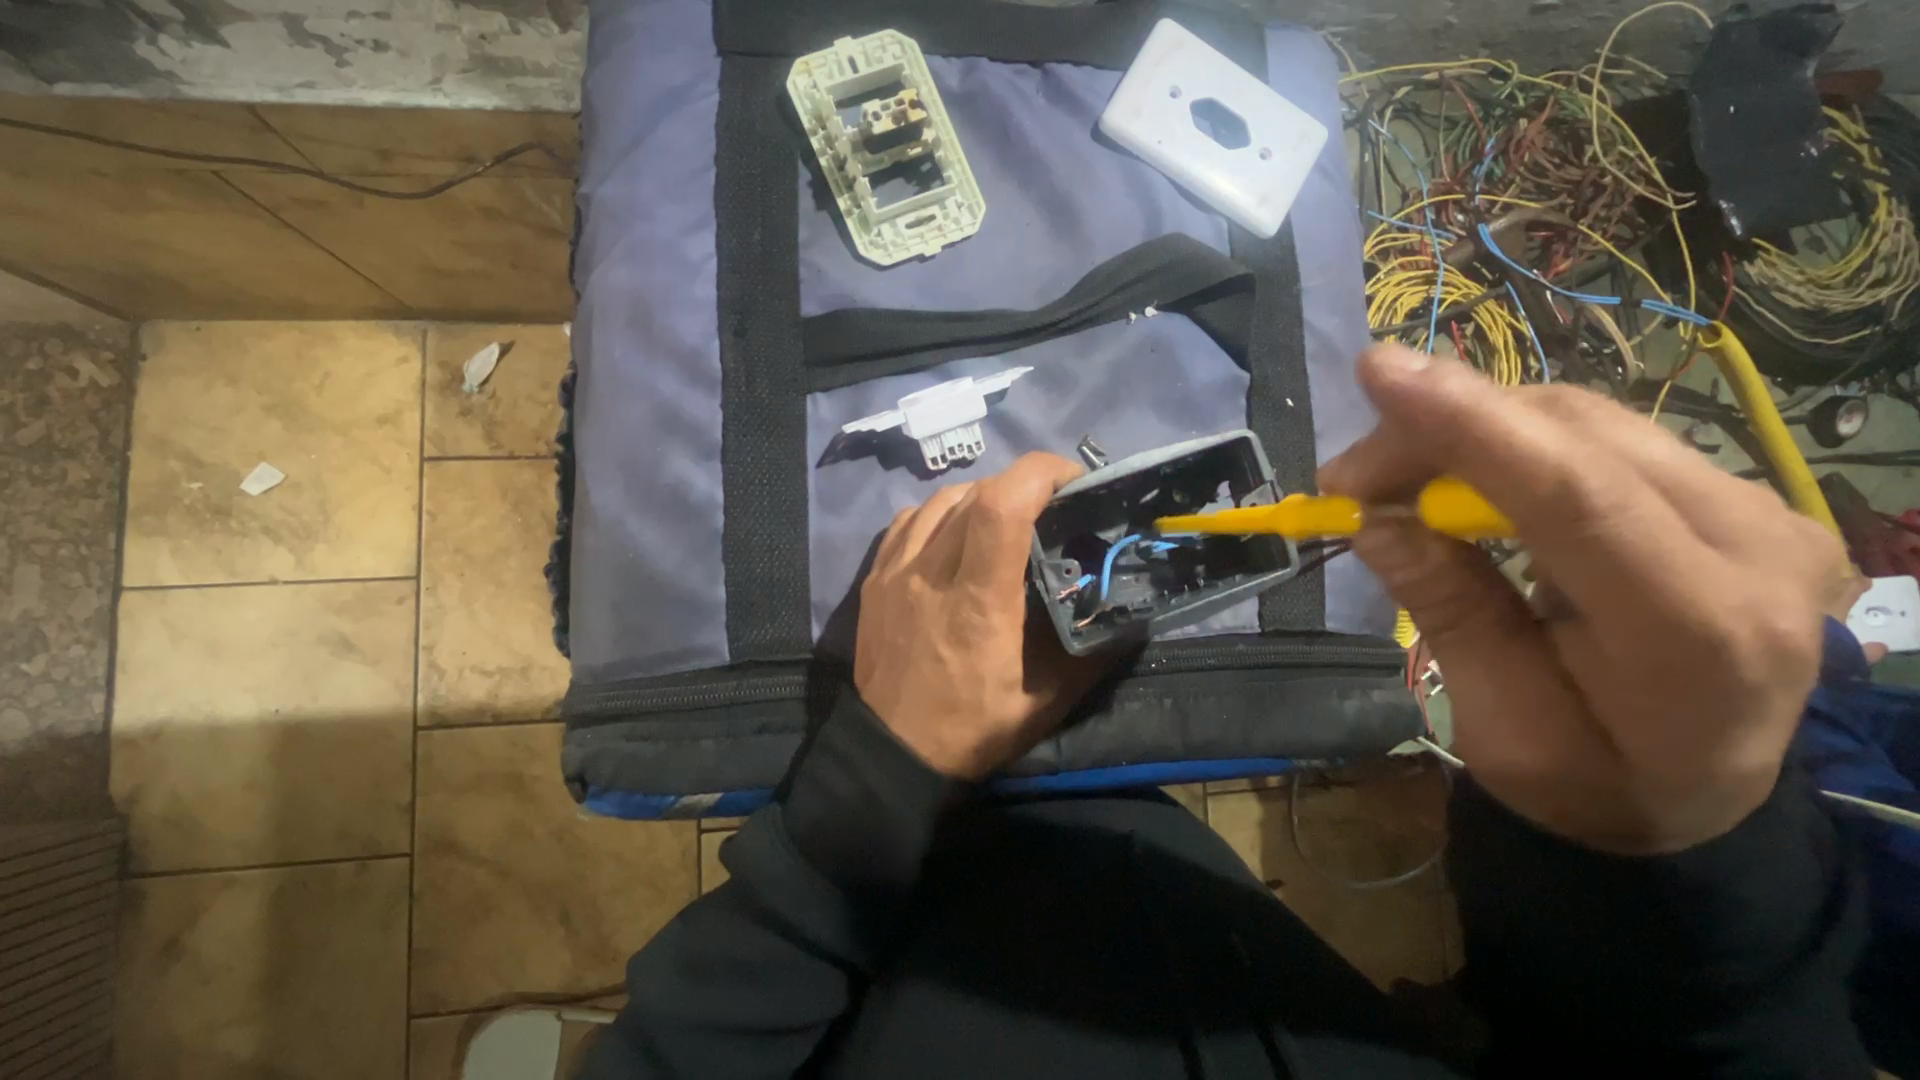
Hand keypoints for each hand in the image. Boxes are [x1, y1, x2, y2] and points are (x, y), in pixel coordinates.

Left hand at [855, 453, 1107, 779]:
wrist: (890, 753)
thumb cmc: (972, 729)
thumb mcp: (1046, 702)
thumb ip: (1092, 653)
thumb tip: (1132, 616)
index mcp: (979, 602)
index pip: (1003, 506)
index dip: (1040, 475)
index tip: (1072, 482)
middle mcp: (932, 574)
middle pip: (977, 493)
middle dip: (1022, 486)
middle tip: (1048, 509)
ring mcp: (896, 572)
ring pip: (942, 500)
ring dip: (982, 497)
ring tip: (1005, 520)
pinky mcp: (875, 578)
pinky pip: (911, 520)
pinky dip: (941, 514)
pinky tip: (956, 536)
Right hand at [1321, 345, 1851, 853]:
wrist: (1690, 799)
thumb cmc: (1586, 782)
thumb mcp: (1498, 722)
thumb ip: (1449, 611)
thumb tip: (1375, 518)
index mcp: (1700, 633)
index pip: (1576, 495)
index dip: (1470, 425)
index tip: (1377, 373)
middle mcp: (1757, 550)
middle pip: (1578, 438)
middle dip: (1444, 434)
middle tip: (1348, 478)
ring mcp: (1764, 512)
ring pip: (1588, 422)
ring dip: (1472, 432)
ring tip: (1390, 479)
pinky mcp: (1739, 496)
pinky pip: (1603, 437)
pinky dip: (1512, 442)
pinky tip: (1461, 476)